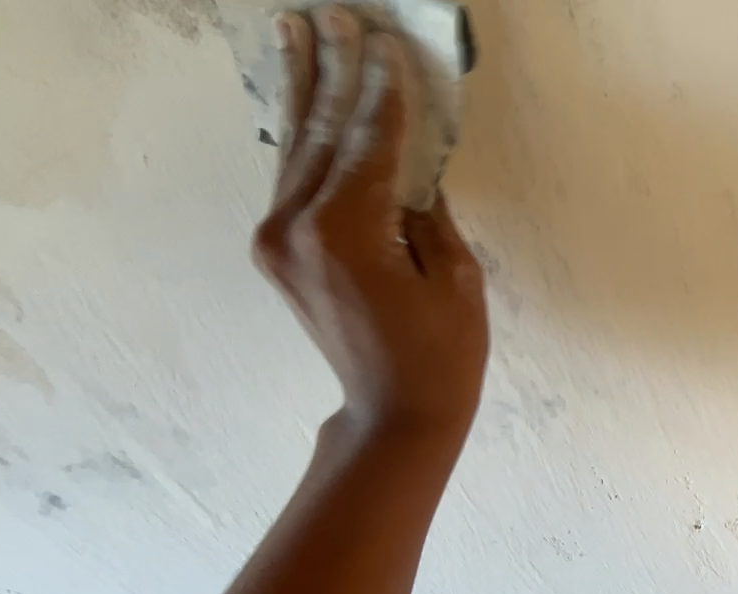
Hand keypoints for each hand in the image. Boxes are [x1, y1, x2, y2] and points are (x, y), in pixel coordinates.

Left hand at [254, 5, 487, 441]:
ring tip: (299, 39)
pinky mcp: (278, 253)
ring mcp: (278, 240)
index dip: (385, 96)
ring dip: (302, 96)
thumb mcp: (458, 282)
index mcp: (347, 233)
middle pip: (316, 134)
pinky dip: (304, 145)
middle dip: (329, 73)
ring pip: (293, 152)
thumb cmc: (445, 355)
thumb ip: (430, 218)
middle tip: (329, 17)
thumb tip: (412, 174)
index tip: (388, 49)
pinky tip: (306, 112)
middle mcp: (296, 227)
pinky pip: (293, 185)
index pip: (369, 146)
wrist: (398, 410)